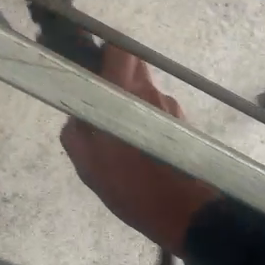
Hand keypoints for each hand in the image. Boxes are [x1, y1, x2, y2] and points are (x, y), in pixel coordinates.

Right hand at [60, 45, 219, 255]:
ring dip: (130, 100)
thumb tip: (75, 119)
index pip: (119, 49)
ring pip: (145, 91)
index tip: (87, 58)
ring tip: (119, 135)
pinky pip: (157, 112)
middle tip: (99, 95)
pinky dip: (145, 120)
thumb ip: (75, 135)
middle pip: (134, 64)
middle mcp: (151, 93)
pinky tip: (139, 150)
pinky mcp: (183, 126)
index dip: (103, 48)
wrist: (190, 215)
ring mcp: (171, 109)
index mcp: (126, 95)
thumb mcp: (89, 166)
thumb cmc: (134, 187)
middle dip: (116, 71)